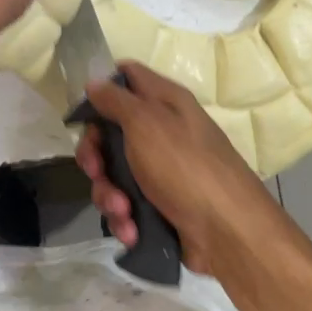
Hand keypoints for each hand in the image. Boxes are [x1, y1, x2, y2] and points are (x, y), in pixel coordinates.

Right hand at [75, 61, 278, 272]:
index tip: (84, 112)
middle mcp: (162, 132)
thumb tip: (94, 81)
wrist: (228, 233)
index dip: (102, 89)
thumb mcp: (146, 123)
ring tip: (123, 211)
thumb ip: (116, 100)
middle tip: (96, 171)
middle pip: (110, 133)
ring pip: (113, 175)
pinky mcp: (160, 205)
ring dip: (109, 195)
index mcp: (165, 103)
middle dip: (95, 157)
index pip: (127, 77)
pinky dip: (124, 219)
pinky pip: (126, 205)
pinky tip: (132, 230)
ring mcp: (161, 171)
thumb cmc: (186, 168)